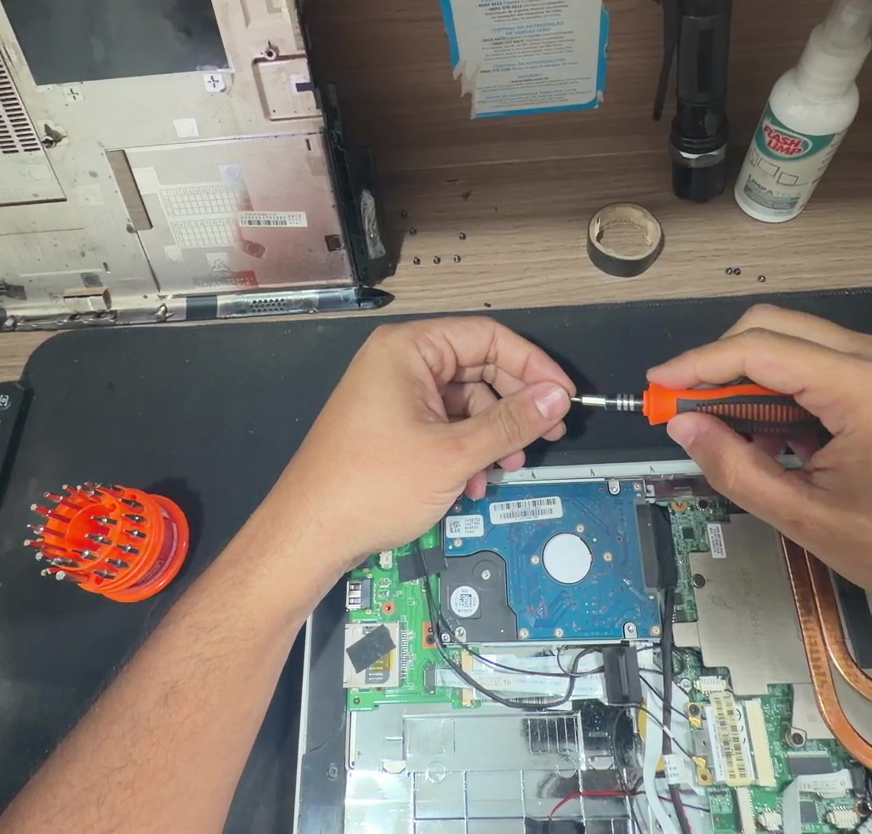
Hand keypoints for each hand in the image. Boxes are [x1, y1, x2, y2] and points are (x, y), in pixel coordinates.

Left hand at [266, 317, 574, 569]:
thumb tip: (556, 397)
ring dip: (492, 434)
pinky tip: (475, 481)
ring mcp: (395, 394)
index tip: (562, 395)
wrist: (309, 535)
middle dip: (514, 404)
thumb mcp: (453, 453)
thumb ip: (510, 422)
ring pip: (464, 401)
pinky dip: (466, 448)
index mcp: (408, 349)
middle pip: (477, 367)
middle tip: (549, 433)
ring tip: (508, 467)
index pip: (486, 336)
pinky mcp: (393, 425)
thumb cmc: (370, 485)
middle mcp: (400, 363)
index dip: (531, 364)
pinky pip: (444, 424)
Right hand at [648, 305, 871, 624]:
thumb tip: (683, 428)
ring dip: (752, 375)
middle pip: (774, 328)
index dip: (697, 364)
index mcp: (863, 386)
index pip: (757, 349)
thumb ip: (734, 467)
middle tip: (688, 408)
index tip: (656, 386)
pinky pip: (824, 363)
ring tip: (729, 429)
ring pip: (797, 340)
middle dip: (720, 362)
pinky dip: (786, 387)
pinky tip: (779, 436)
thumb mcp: (808, 519)